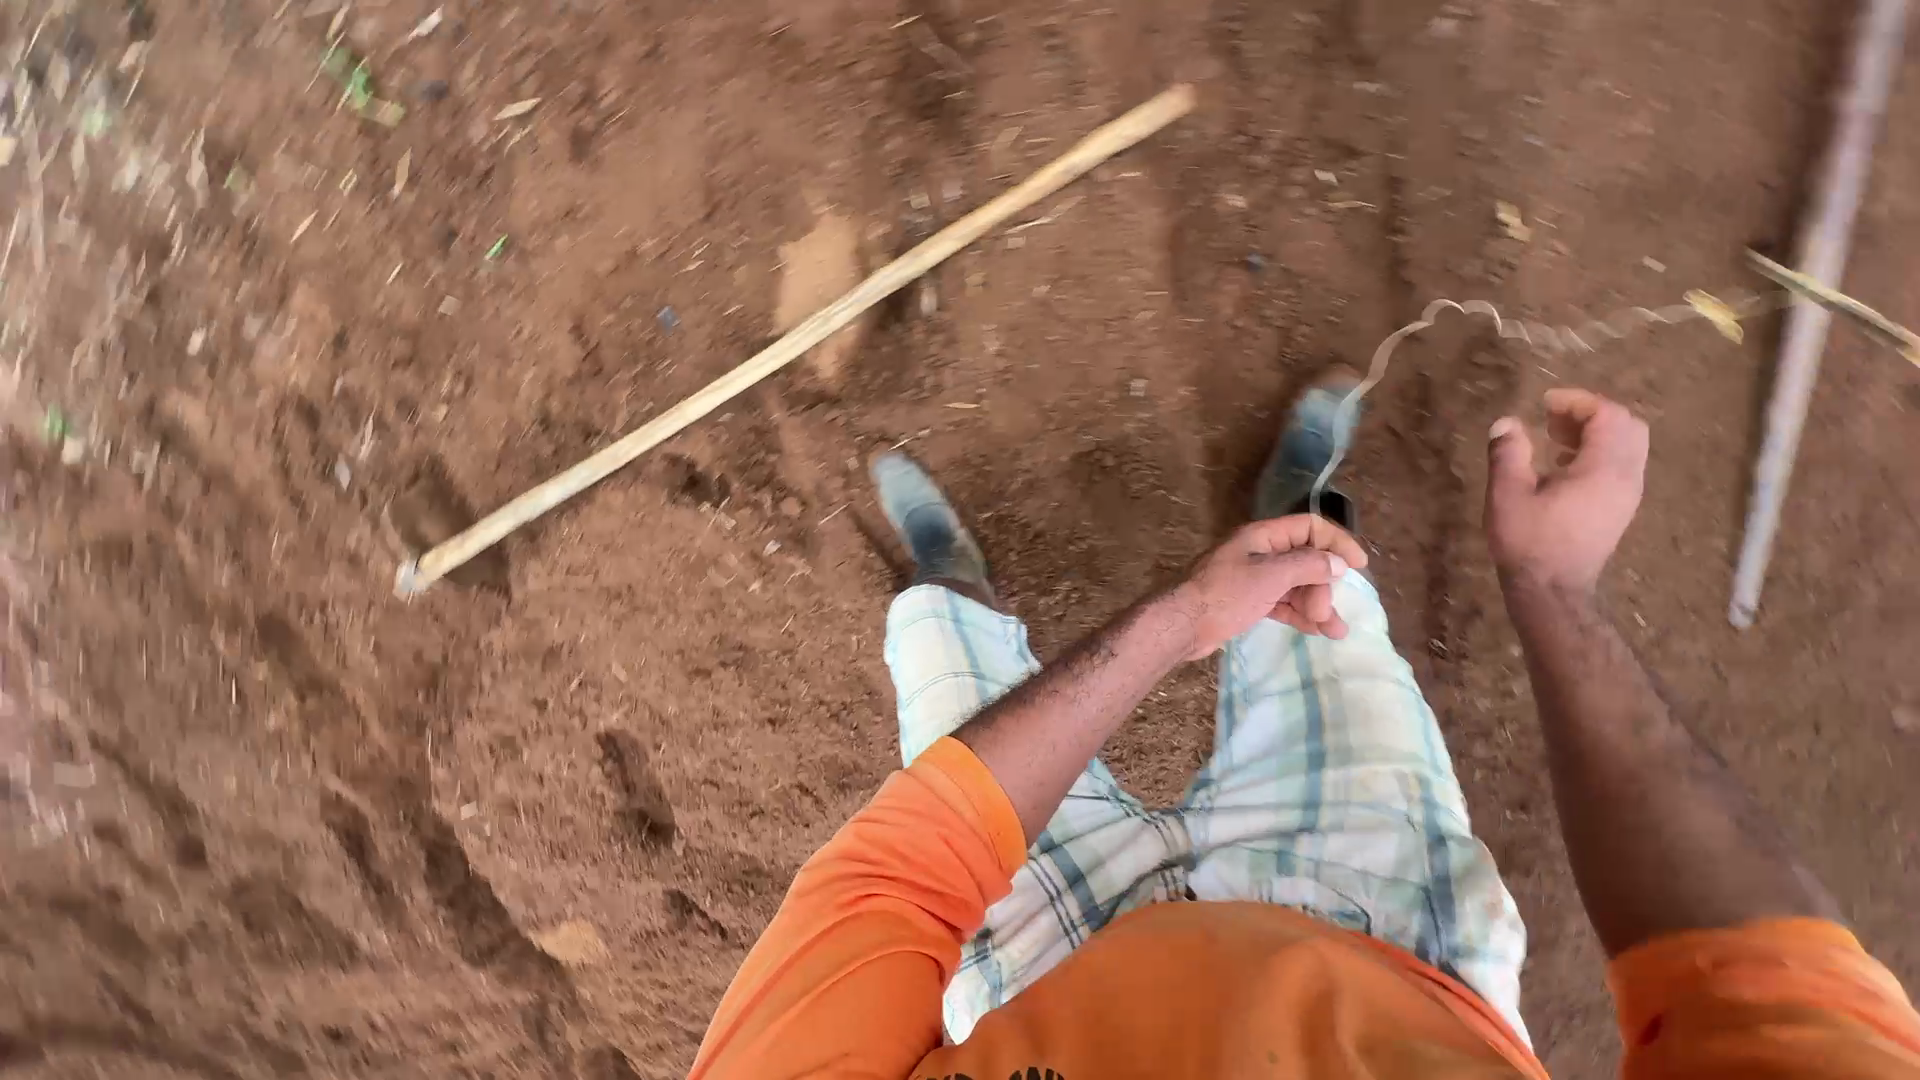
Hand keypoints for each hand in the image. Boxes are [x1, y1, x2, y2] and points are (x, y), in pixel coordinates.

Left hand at [1173, 515, 1368, 659]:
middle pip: (1305, 560)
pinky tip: (1317, 631)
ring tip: (1335, 632)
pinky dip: (1299, 614)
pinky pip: (1282, 603)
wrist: (1181, 624)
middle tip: (1325, 613)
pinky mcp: (1246, 602)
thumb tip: (1337, 563)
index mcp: (1261, 536)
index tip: (1359, 566)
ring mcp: (1251, 579)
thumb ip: (1306, 566)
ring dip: (1317, 605)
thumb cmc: (1223, 594)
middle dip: (1322, 585)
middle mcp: (1258, 553)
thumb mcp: (1269, 576)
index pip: (1309, 527)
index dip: (1337, 542)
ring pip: (1295, 586)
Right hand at [1485, 388, 1648, 595]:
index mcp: (1603, 469)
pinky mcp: (1620, 508)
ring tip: (1554, 438)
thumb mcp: (1507, 494)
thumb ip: (1508, 454)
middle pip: (1628, 426)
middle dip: (1592, 413)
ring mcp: (1628, 494)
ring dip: (1595, 433)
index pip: (1608, 416)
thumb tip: (1505, 423)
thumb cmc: (1527, 540)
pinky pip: (1621, 465)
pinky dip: (1597, 452)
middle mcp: (1627, 477)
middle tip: (1552, 416)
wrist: (1551, 589)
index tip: (1544, 402)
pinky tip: (1562, 465)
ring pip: (1628, 446)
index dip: (1578, 402)